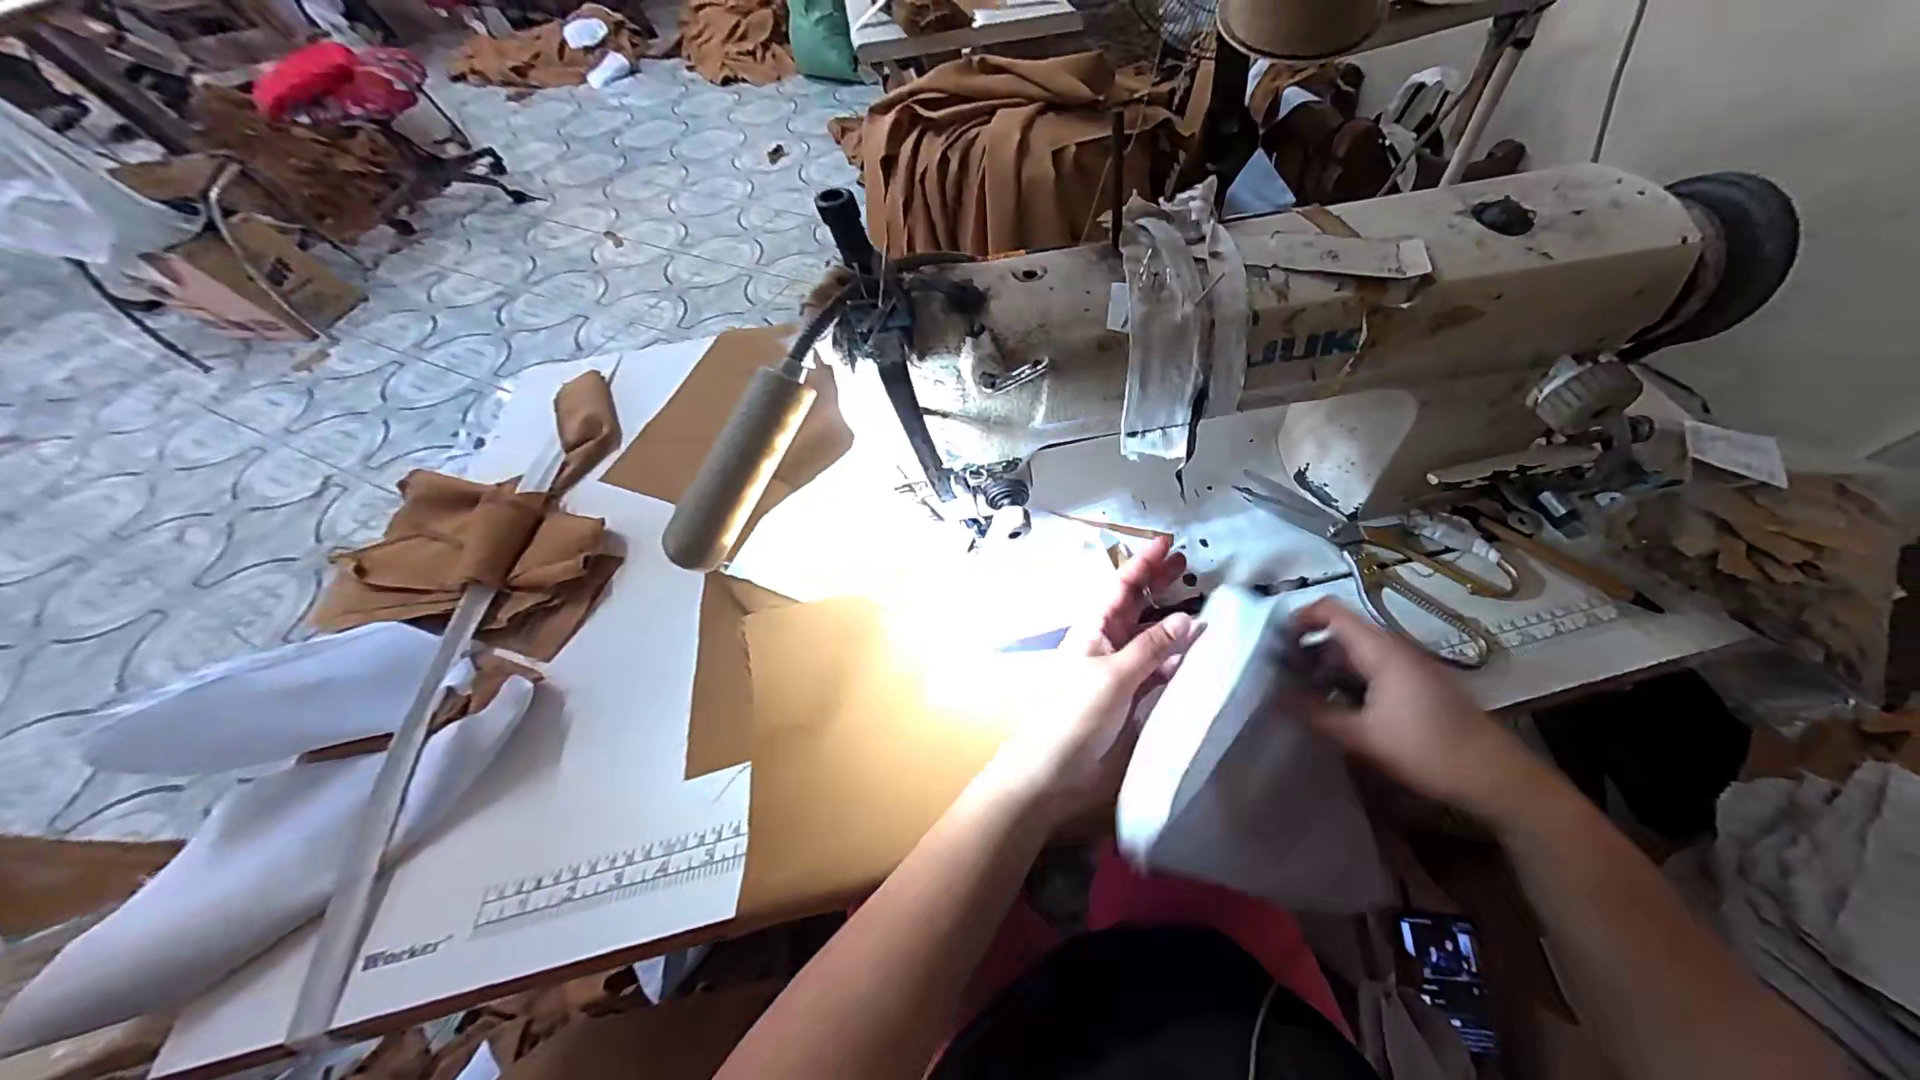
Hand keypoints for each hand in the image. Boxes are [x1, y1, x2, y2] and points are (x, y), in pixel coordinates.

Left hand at [970, 536, 1196, 829]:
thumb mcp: (1113, 675)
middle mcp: (1108, 642)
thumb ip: (1151, 648)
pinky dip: (1178, 655)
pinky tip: (1197, 648)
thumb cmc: (1076, 714)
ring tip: (1202, 601)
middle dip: (1159, 582)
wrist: (1058, 766)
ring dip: (1174, 618)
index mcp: (1094, 628)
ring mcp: (1122, 668)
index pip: (1122, 586)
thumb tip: (1188, 620)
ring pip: (1153, 635)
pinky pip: (1161, 666)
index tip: (1168, 542)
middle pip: (1138, 604)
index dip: (1144, 563)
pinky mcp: (1134, 695)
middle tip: (1187, 563)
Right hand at [1291, 599, 1555, 824]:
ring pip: (1354, 653)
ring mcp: (1407, 668)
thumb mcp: (1363, 736)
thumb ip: (1315, 713)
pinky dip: (1343, 679)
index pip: (1331, 610)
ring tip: (1296, 690)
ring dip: (1323, 666)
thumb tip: (1274, 697)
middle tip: (1275, 670)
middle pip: (1339, 631)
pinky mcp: (1415, 687)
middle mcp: (1394, 650)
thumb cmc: (1430, 750)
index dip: (1297, 617)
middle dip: (1304, 646)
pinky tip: (1331, 705)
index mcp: (1381, 650)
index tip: (1270, 641)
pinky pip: (1369, 670)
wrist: (1499, 780)